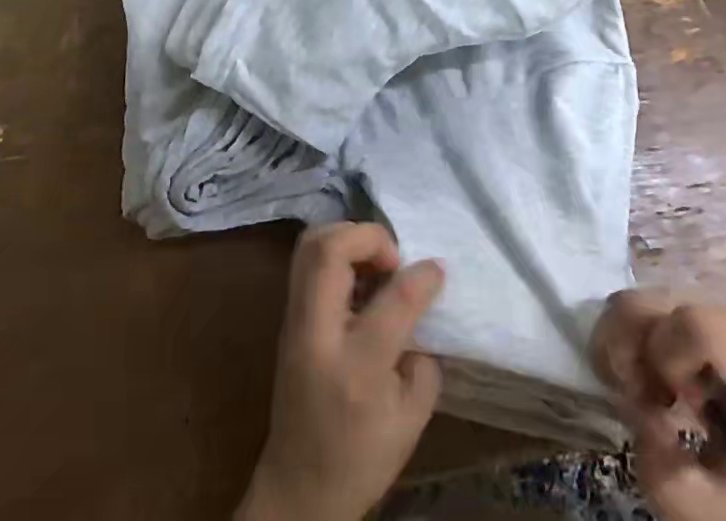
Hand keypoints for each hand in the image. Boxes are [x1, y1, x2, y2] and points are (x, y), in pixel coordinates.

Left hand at [236, 223, 445, 520]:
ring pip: (309, 246)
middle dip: (368, 236)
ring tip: (377, 265)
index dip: (422, 275)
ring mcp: (294, 323)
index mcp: (356, 365)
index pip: (393, 298)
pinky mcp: (287, 321)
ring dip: (349, 240)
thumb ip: (423, 356)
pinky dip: (336, 255)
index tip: (438, 269)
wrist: (297, 489)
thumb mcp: (412, 417)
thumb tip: (419, 306)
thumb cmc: (361, 457)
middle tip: (394, 260)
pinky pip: (308, 264)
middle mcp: (316, 334)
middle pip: (327, 249)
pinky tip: (360, 282)